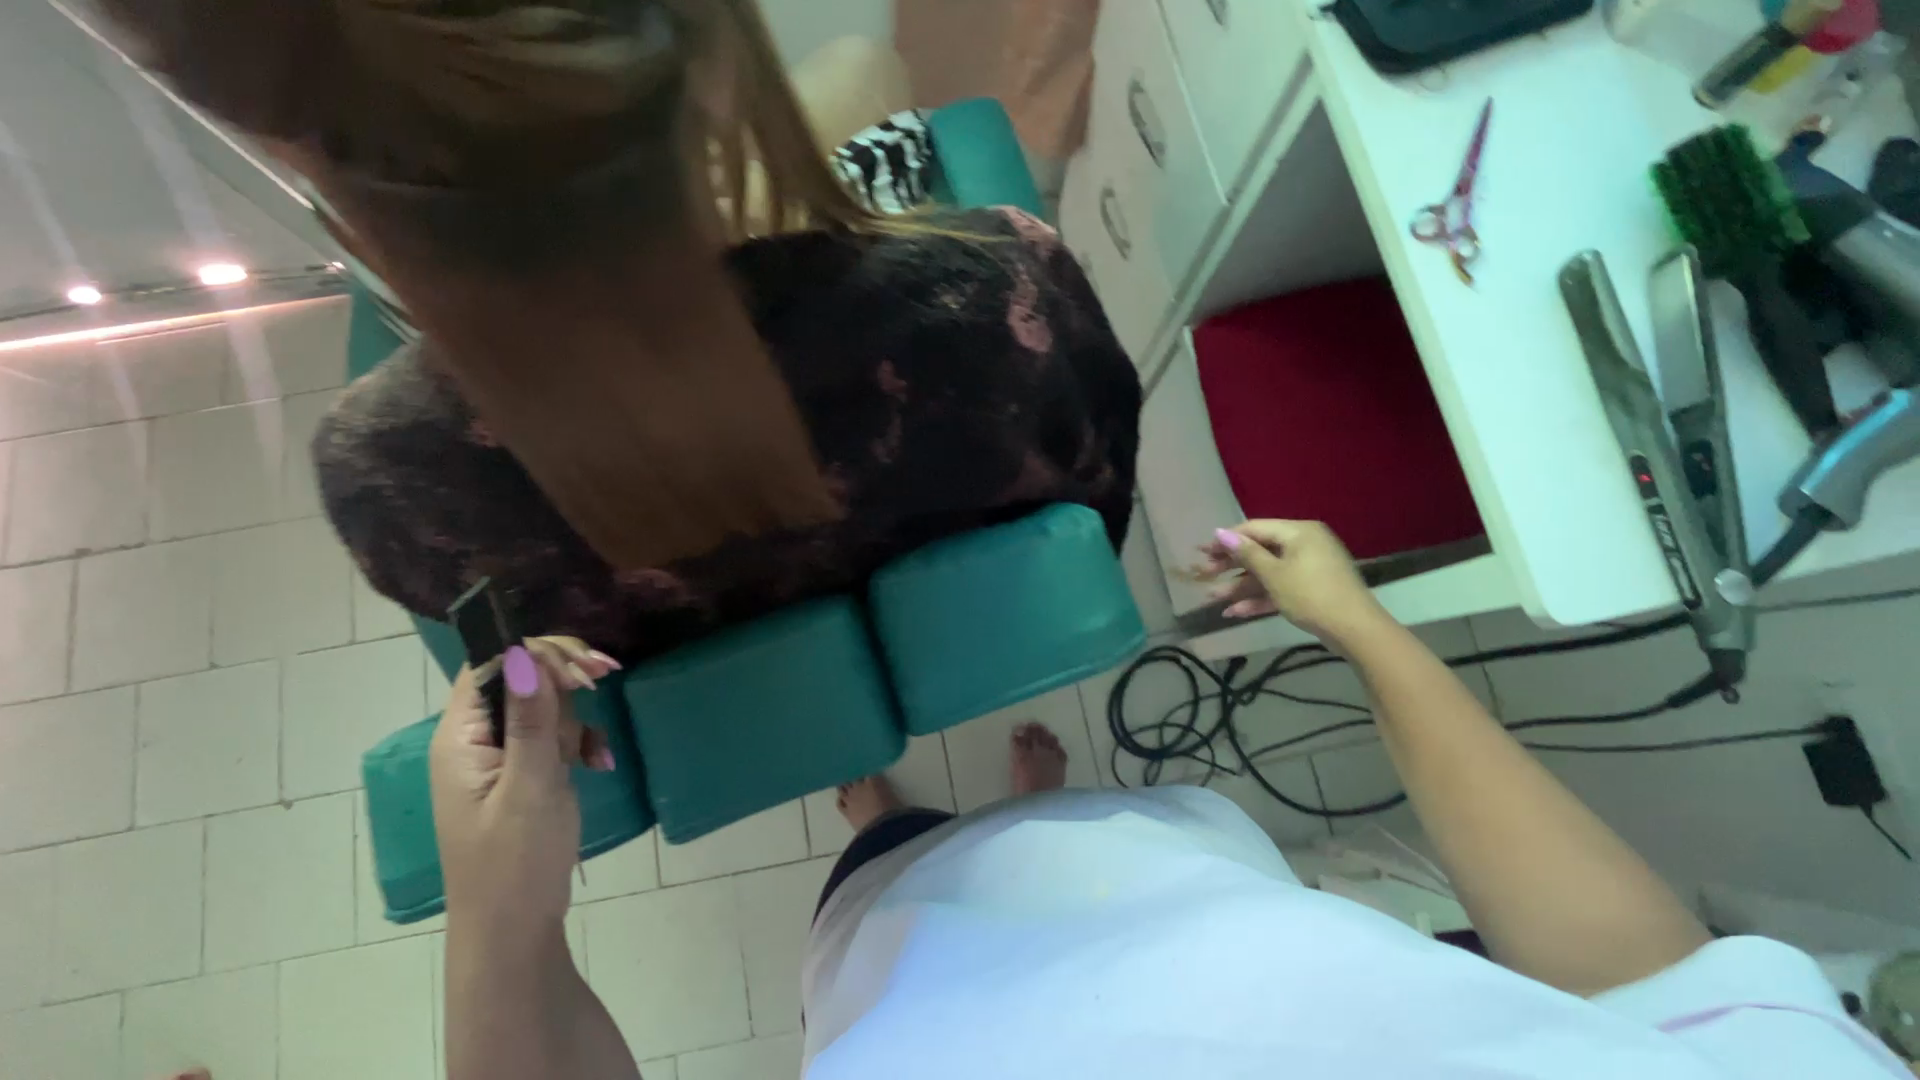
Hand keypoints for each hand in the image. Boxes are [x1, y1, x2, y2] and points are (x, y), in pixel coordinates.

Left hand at [430, 639, 619, 933]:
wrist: (513, 930)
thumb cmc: (516, 862)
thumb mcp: (530, 788)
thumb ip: (532, 720)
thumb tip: (526, 656)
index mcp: (461, 738)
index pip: (492, 665)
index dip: (539, 654)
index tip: (588, 669)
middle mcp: (475, 740)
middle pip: (520, 678)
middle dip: (565, 676)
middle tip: (608, 676)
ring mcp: (499, 759)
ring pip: (543, 706)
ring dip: (577, 715)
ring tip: (597, 746)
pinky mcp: (522, 775)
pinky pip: (554, 737)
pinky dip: (580, 742)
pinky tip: (599, 762)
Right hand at [1196, 520, 1392, 646]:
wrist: (1355, 630)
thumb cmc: (1311, 595)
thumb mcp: (1274, 574)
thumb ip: (1246, 553)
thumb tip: (1220, 532)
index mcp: (1298, 532)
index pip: (1254, 528)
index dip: (1226, 540)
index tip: (1201, 551)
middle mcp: (1304, 544)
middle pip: (1259, 551)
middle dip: (1231, 566)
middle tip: (1204, 575)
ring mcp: (1308, 568)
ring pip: (1267, 573)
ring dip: (1241, 586)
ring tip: (1213, 599)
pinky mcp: (1310, 589)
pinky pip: (1280, 587)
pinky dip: (1260, 598)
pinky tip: (1236, 612)